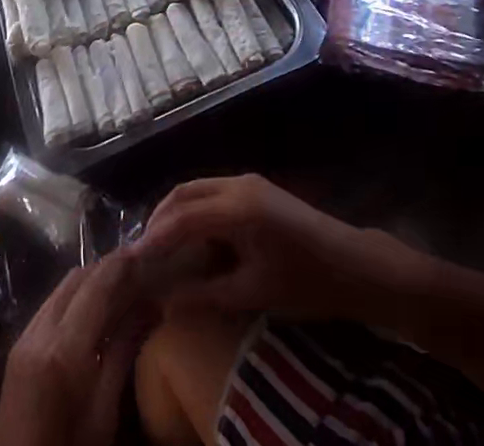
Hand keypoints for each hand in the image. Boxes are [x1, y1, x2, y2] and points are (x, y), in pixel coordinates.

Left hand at [0, 250, 154, 445]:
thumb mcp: (104, 411)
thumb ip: (124, 351)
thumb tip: (152, 305)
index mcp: (63, 350)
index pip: (97, 285)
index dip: (123, 263)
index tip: (149, 249)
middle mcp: (38, 332)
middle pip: (77, 278)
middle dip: (109, 267)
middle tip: (142, 267)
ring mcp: (23, 339)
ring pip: (62, 288)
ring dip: (92, 279)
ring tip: (124, 284)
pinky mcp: (17, 349)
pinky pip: (50, 306)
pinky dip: (76, 297)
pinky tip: (96, 310)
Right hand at [131, 174, 422, 318]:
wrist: (354, 265)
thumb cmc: (306, 282)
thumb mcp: (252, 292)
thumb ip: (204, 293)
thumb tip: (164, 300)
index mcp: (239, 207)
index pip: (182, 218)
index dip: (153, 240)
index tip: (130, 262)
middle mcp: (240, 184)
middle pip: (185, 193)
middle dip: (159, 219)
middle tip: (141, 253)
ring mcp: (251, 183)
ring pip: (198, 189)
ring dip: (175, 213)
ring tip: (159, 247)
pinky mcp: (258, 189)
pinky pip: (213, 192)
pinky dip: (194, 210)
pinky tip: (189, 237)